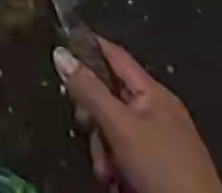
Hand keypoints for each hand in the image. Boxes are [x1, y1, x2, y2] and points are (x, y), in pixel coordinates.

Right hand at [55, 38, 221, 192]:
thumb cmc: (163, 168)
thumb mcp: (119, 125)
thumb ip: (88, 88)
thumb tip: (60, 52)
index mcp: (153, 94)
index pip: (113, 54)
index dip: (86, 44)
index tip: (58, 41)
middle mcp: (155, 112)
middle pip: (105, 95)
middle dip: (91, 116)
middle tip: (87, 128)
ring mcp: (156, 140)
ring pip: (109, 126)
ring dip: (101, 148)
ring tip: (107, 170)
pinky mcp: (155, 165)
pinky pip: (120, 150)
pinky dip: (113, 163)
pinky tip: (115, 179)